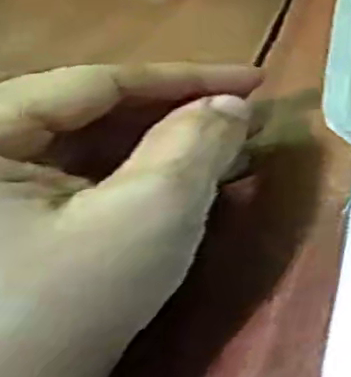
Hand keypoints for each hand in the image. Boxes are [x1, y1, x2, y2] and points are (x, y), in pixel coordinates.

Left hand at [0, 64, 259, 376]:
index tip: (261, 82)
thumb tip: (231, 104)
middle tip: (250, 117)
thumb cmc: (64, 298)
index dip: (184, 78)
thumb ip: (197, 144)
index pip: (89, 84)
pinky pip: (63, 183)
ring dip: (159, 144)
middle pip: (77, 114)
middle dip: (174, 112)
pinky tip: (185, 185)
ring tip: (232, 149)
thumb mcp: (152, 210)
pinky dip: (132, 176)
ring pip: (73, 150)